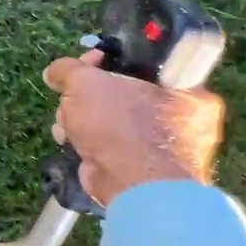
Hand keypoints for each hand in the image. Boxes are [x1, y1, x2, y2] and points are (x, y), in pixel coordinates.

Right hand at [44, 49, 225, 204]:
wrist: (133, 184)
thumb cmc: (121, 125)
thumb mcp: (86, 81)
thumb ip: (68, 67)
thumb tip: (58, 73)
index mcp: (187, 92)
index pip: (143, 65)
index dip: (109, 61)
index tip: (86, 63)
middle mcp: (182, 118)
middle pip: (116, 92)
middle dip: (85, 97)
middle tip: (73, 99)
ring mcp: (163, 145)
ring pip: (105, 117)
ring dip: (78, 119)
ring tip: (71, 127)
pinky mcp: (141, 164)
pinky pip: (106, 141)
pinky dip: (85, 140)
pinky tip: (75, 143)